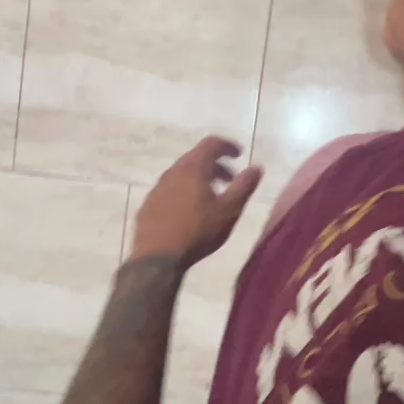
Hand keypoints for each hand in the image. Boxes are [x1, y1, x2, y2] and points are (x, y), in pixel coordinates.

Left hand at [128, 136, 261, 268]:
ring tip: (210, 197)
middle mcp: (173, 172)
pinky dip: (183, 191)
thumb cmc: (198, 231)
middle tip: (229, 179)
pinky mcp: (147, 206)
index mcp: (193, 168)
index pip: (210, 144)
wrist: (157, 260)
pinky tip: (188, 212)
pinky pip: (169, 190)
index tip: (238, 155)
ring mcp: (157, 189)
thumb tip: (256, 167)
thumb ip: (244, 186)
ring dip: (198, 178)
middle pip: (195, 158)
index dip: (227, 146)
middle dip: (215, 164)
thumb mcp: (229, 210)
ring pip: (181, 174)